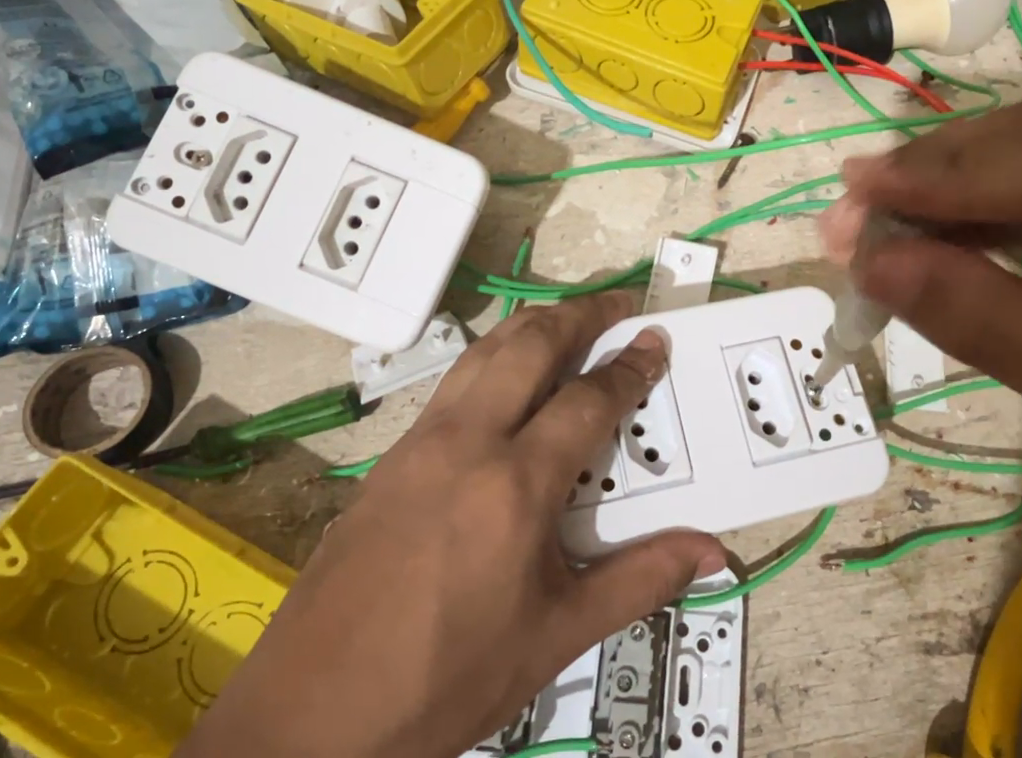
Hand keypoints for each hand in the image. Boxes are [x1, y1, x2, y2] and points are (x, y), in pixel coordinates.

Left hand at [181, 293, 725, 757]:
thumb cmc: (447, 678)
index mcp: (515, 485)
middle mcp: (465, 444)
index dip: (629, 366)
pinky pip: (450, 386)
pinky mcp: (386, 462)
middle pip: (528, 346)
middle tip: (619, 304)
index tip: (656, 340)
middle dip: (579, 315)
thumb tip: (710, 551)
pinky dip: (491, 360)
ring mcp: (417, 446)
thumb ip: (638, 580)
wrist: (311, 716)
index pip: (586, 400)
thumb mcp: (556, 637)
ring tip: (568, 321)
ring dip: (531, 326)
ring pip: (481, 354)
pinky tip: (505, 384)